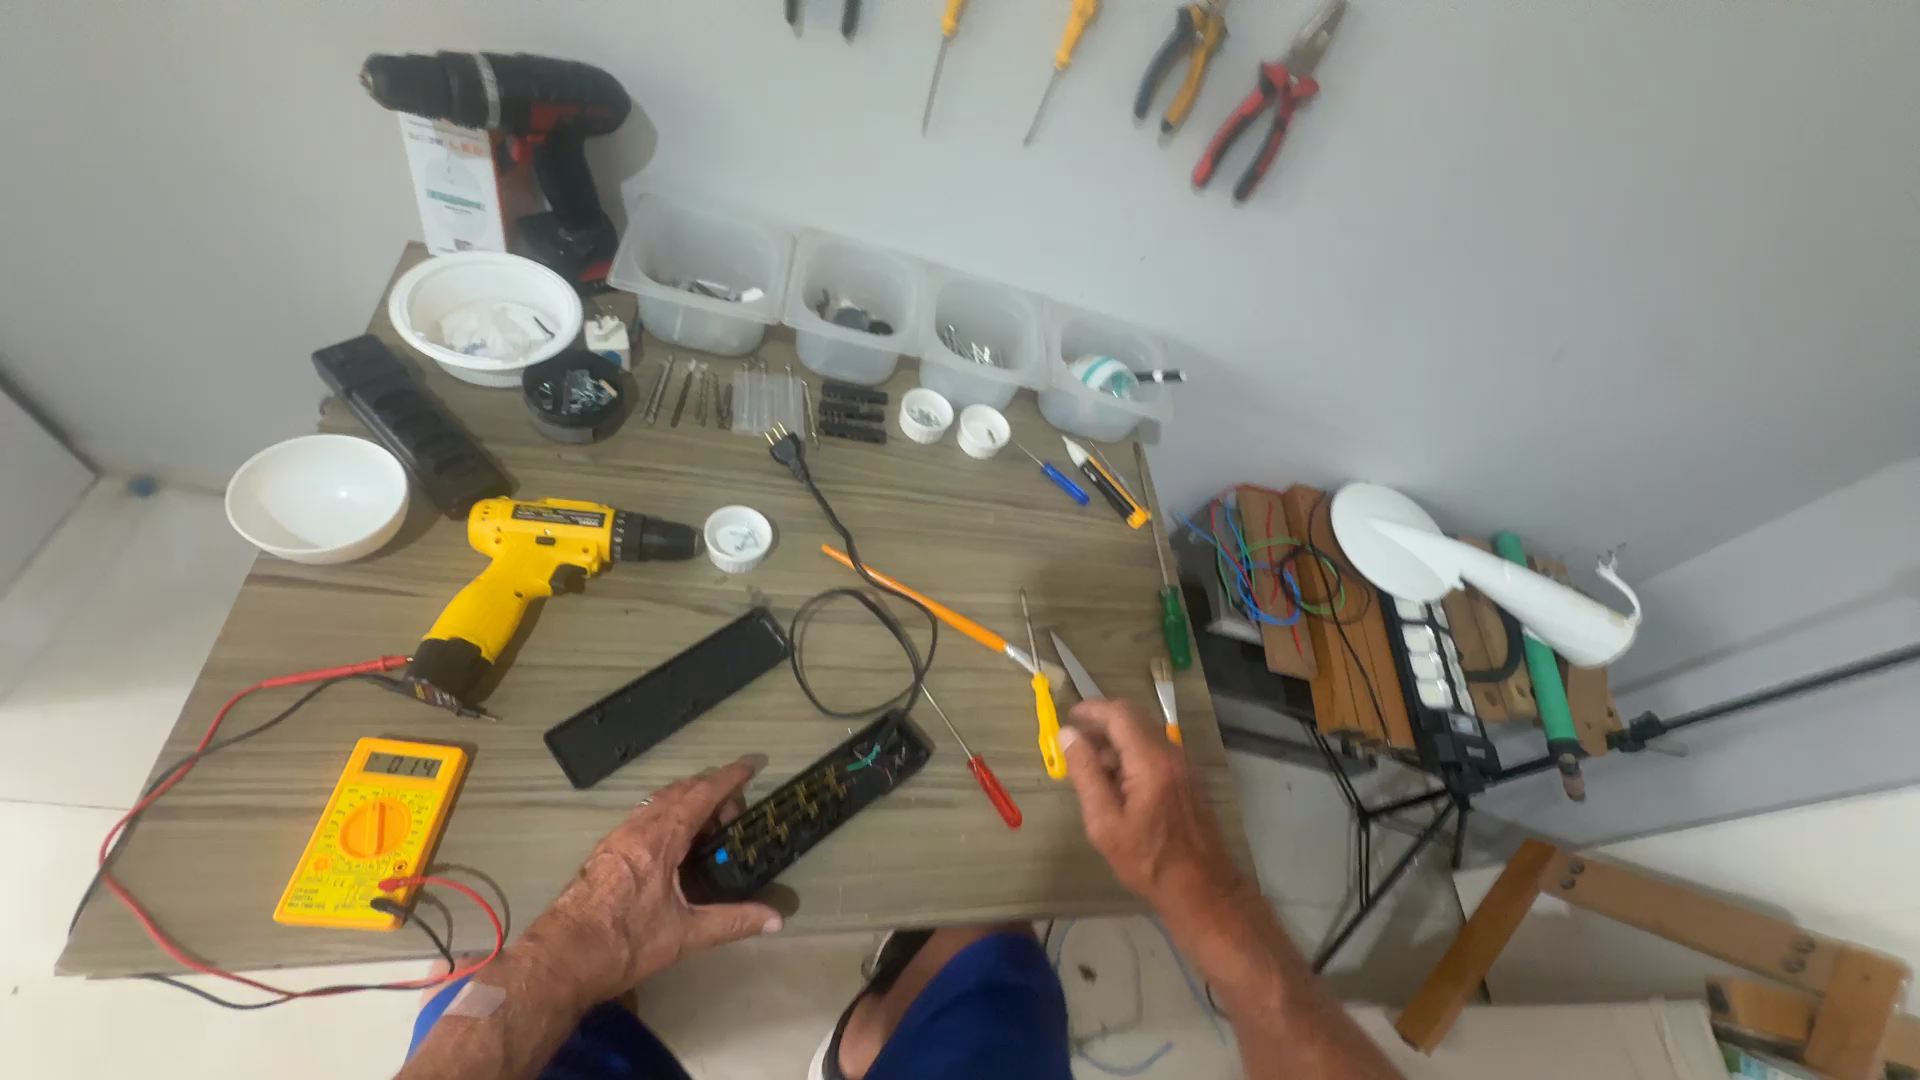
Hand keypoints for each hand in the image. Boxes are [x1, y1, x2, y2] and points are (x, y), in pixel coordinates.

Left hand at [519, 757, 782, 1004]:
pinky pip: (646, 812)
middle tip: (735, 814)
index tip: (751, 766)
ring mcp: (619, 836)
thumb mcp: (684, 936)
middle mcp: (639, 827)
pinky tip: (675, 841)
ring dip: (689, 800)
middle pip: (683, 790)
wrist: (558, 962)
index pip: (702, 794)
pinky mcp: (607, 849)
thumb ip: (733, 922)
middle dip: (713, 790)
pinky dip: (669, 811)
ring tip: (709, 826)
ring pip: (661, 799)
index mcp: (661, 839)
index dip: (729, 778)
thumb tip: (776, 921)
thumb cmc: (623, 945)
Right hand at [1059, 699, 1242, 916]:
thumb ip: (1085, 773)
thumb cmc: (1148, 860)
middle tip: (1076, 743)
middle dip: (1101, 723)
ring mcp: (1183, 763)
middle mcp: (1171, 752)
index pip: (1118, 714)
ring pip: (1144, 732)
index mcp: (1151, 760)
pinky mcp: (1187, 776)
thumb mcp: (1105, 822)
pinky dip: (1131, 752)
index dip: (1090, 710)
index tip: (1068, 719)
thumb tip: (1067, 735)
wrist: (1202, 889)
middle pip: (1133, 717)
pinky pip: (1155, 749)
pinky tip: (1116, 781)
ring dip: (1115, 739)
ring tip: (1091, 767)